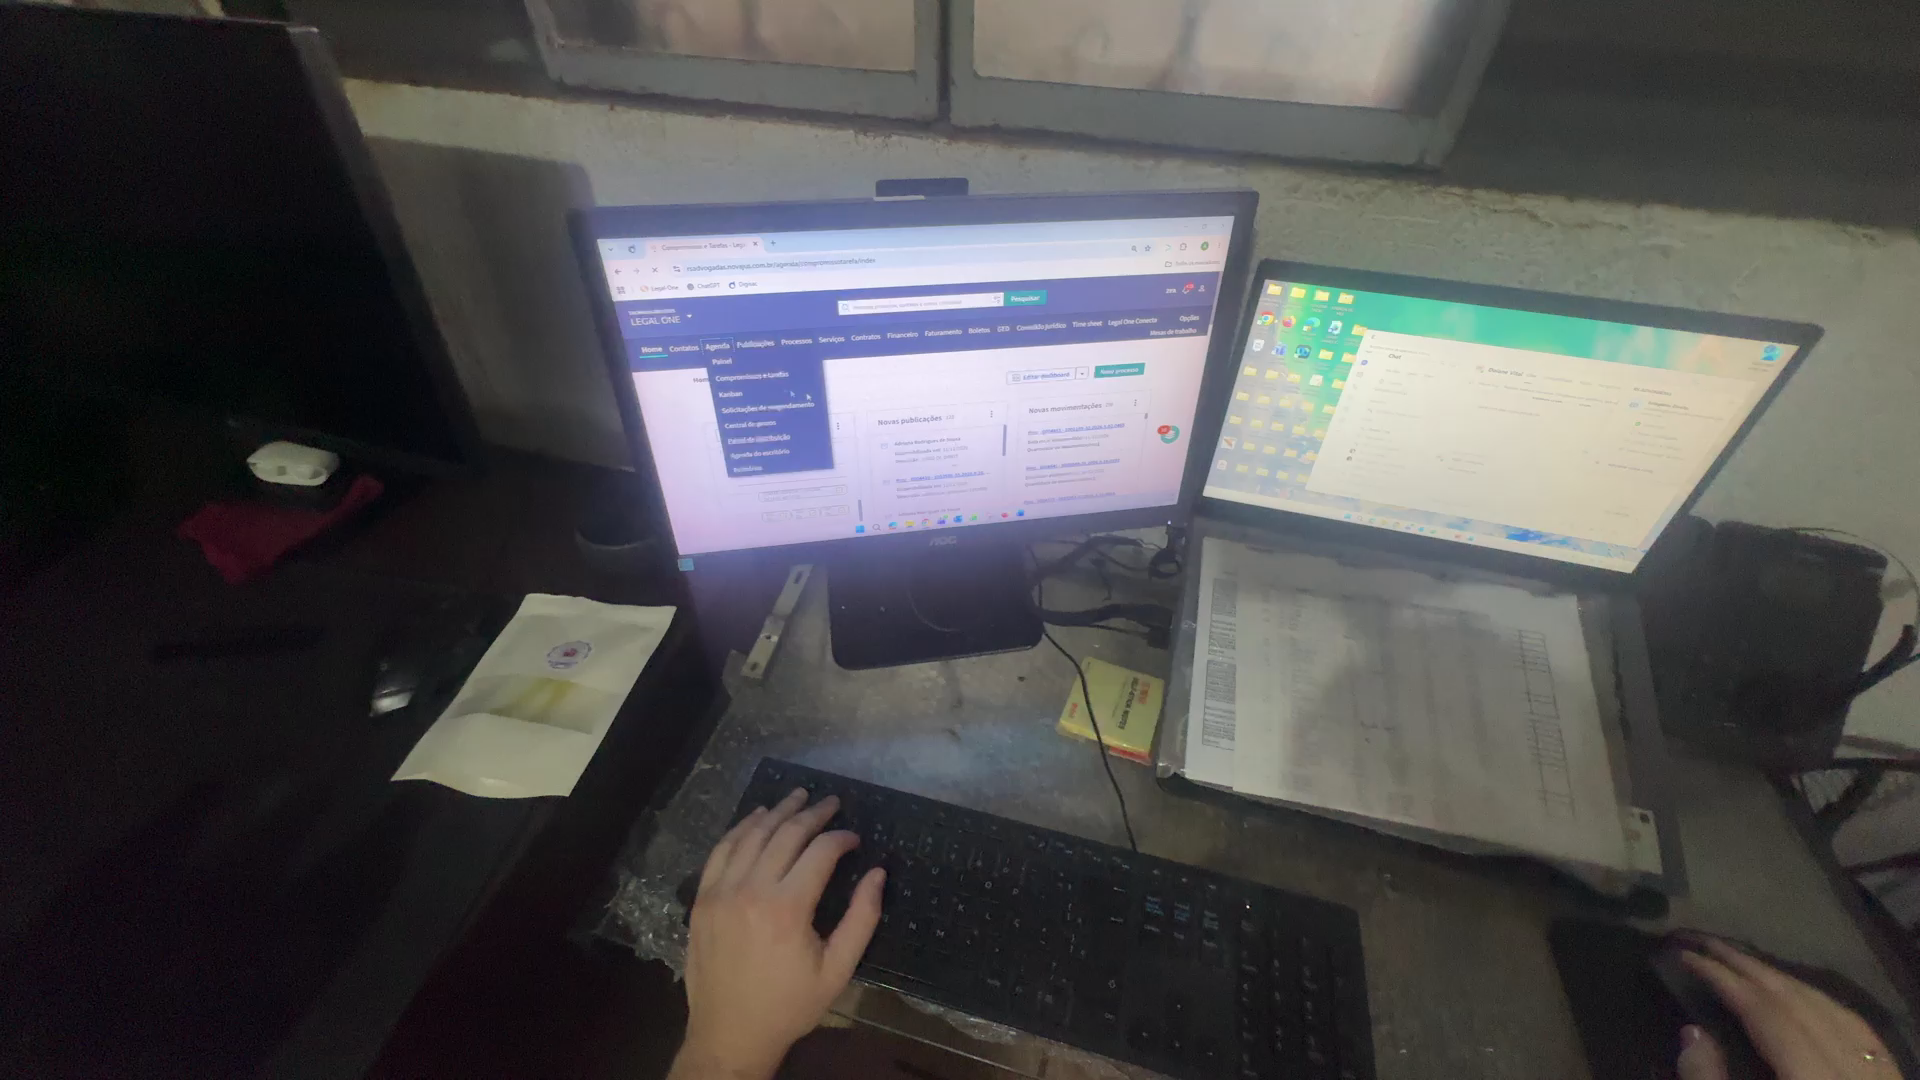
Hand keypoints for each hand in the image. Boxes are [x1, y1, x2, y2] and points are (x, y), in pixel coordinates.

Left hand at [671, 788, 884, 1079]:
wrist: (728, 1037)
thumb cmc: (789, 1004)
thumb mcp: (837, 970)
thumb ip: (862, 918)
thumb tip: (878, 873)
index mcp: (787, 909)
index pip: (820, 851)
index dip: (842, 838)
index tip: (855, 838)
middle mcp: (751, 890)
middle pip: (786, 834)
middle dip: (814, 813)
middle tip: (832, 802)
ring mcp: (721, 892)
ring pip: (752, 835)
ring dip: (778, 811)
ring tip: (798, 796)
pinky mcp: (703, 900)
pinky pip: (721, 850)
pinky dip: (741, 827)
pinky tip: (757, 817)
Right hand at [1677, 938, 1901, 1079]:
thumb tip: (1692, 1031)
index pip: (1765, 1013)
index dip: (1721, 977)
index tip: (1682, 953)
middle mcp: (1855, 1075)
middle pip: (1802, 1007)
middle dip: (1748, 967)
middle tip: (1703, 940)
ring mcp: (1883, 1079)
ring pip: (1838, 1015)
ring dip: (1785, 981)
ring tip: (1743, 962)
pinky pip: (1865, 1035)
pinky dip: (1827, 1005)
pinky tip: (1802, 995)